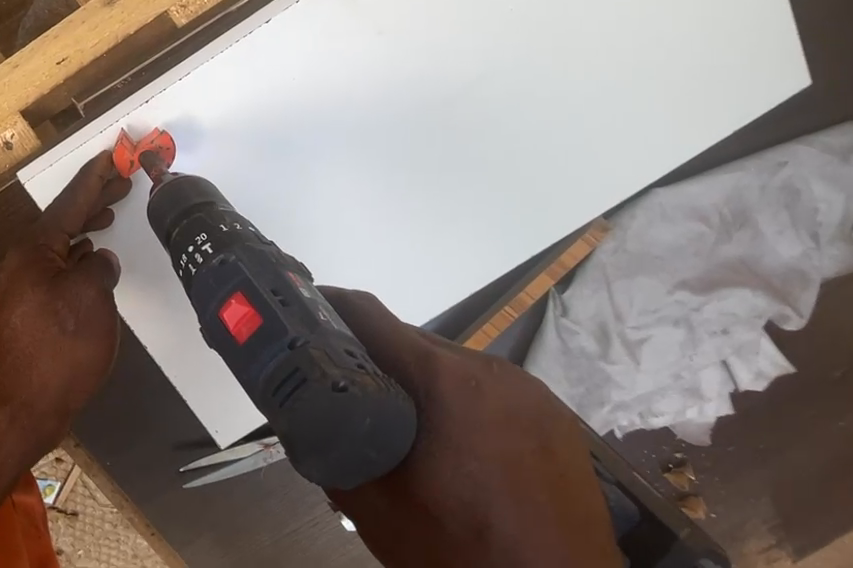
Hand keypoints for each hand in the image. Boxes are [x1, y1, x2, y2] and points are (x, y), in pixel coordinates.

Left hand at [0, 152, 129, 458]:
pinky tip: (92, 261)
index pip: (69, 202)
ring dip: (85, 226)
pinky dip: (78, 256)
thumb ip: (100, 268)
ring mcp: (23, 285)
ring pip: (59, 243)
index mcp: (34, 249)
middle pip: (63, 219)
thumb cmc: (58, 348)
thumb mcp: (91, 299)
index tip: (111, 155)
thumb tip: (98, 259)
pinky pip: (57, 267)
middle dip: (92, 198)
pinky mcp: (29, 310)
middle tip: (121, 179)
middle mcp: (23, 260)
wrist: (21, 406)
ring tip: (110, 212)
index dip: (93, 178)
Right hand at [320, 287, 620, 567]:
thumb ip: (326, 442)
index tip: (301, 316)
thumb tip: (295, 409)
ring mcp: (531, 393)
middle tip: (350, 393)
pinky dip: (461, 404)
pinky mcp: (557, 419)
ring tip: (403, 426)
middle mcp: (491, 370)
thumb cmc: (460, 550)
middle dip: (375, 358)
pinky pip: (490, 391)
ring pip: (452, 364)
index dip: (327, 308)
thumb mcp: (370, 501)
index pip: (367, 314)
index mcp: (444, 379)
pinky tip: (454, 446)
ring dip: (420, 382)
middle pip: (411, 340)